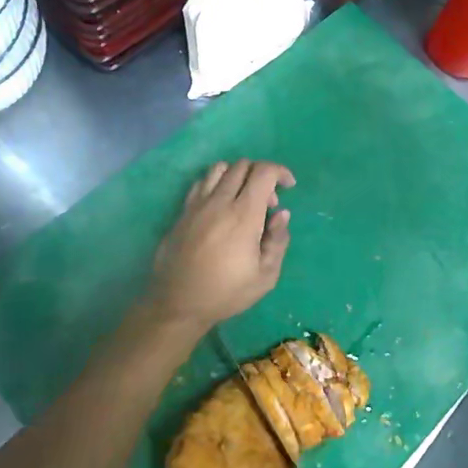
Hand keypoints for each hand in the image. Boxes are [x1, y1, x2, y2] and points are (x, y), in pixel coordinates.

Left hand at [145, 160, 293, 330]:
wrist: (178, 303)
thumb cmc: (226, 293)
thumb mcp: (265, 276)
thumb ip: (278, 241)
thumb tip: (281, 214)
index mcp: (243, 215)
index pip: (263, 172)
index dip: (280, 172)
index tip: (289, 185)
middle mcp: (219, 201)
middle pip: (242, 165)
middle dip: (262, 175)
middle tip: (267, 203)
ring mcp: (197, 204)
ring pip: (219, 168)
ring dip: (238, 175)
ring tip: (243, 199)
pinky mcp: (183, 211)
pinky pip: (201, 182)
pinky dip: (217, 183)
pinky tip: (220, 206)